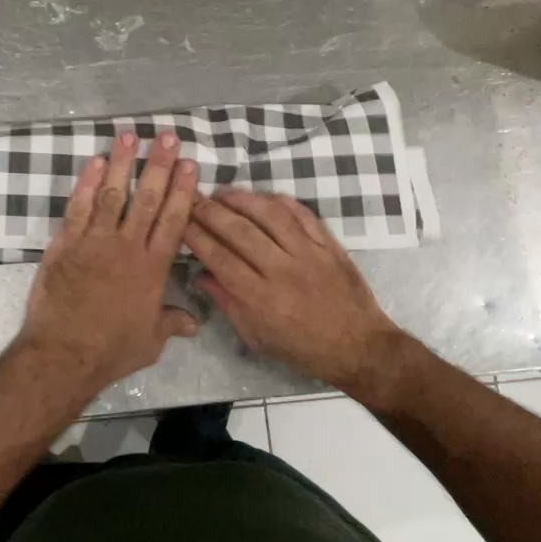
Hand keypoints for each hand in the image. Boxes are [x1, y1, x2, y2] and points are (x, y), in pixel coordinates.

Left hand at [15, 131, 199, 391]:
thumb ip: (171, 323)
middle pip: (148, 199)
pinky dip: (87, 183)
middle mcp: (127, 247)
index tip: (190, 163)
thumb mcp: (150, 341)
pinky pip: (79, 207)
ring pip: (113, 194)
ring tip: (129, 135)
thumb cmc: (111, 350)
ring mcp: (95, 242)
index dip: (183, 190)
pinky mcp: (66, 244)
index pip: (174, 220)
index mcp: (152, 268)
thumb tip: (194, 322)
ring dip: (122, 163)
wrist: (64, 353)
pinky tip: (95, 161)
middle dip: (159, 165)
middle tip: (167, 136)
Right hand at [185, 189, 408, 395]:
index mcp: (261, 299)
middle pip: (240, 231)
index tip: (181, 221)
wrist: (360, 347)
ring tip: (223, 192)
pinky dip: (280, 200)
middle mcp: (283, 271)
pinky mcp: (329, 245)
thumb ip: (228, 304)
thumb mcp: (258, 337)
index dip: (197, 236)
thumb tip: (201, 276)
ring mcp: (309, 255)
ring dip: (243, 199)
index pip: (220, 258)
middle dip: (212, 211)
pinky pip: (302, 214)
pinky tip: (262, 196)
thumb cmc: (303, 349)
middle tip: (194, 199)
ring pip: (271, 215)